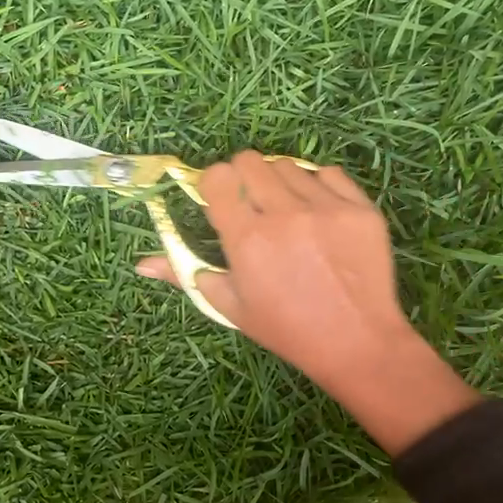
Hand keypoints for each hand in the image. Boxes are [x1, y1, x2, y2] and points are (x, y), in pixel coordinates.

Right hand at [137, 152, 476, 453]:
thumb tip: (142, 264)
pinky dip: (316, 186)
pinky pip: (328, 174)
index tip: (219, 198)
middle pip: (250, 161)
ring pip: (288, 165)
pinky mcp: (360, 209)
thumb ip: (185, 275)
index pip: (219, 177)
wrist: (357, 341)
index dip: (214, 182)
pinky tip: (316, 212)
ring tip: (286, 210)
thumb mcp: (229, 305)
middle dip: (242, 175)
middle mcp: (283, 216)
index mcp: (246, 240)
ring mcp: (325, 210)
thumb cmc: (285, 328)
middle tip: (250, 201)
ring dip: (278, 181)